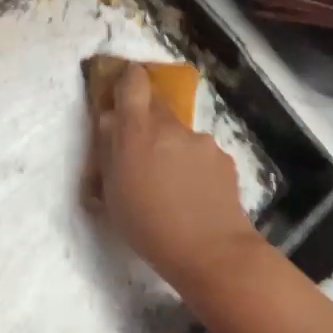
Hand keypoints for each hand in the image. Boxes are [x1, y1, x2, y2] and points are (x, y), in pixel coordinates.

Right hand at [85, 61, 263, 290]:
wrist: (210, 251)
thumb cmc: (147, 225)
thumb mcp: (112, 191)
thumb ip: (108, 150)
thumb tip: (109, 121)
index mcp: (137, 131)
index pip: (133, 82)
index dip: (127, 80)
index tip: (121, 90)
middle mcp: (171, 127)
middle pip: (156, 107)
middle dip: (145, 123)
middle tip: (139, 156)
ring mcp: (201, 142)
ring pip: (178, 135)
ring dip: (170, 149)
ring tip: (168, 186)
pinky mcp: (224, 159)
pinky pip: (200, 153)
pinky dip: (192, 166)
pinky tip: (191, 195)